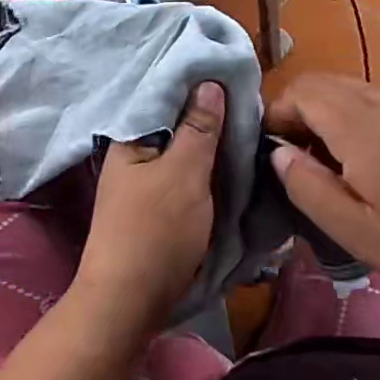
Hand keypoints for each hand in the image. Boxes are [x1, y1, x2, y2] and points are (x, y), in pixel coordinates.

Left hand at [74, 82, 225, 324]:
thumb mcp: (184, 172)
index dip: (198, 87)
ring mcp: (143, 185)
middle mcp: (133, 157)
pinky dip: (205, 171)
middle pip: (176, 126)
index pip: (165, 97)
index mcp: (130, 140)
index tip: (234, 78)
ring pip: (183, 154)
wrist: (130, 301)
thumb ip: (199, 128)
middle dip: (210, 118)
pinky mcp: (157, 209)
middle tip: (249, 106)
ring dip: (211, 146)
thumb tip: (209, 83)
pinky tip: (229, 166)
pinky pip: (185, 178)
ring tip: (247, 130)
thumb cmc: (155, 231)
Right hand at [266, 75, 379, 319]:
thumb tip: (278, 155)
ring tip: (336, 171)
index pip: (304, 90)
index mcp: (366, 128)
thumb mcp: (362, 235)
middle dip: (302, 114)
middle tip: (298, 165)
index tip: (271, 154)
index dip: (276, 114)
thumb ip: (311, 190)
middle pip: (331, 85)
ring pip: (361, 94)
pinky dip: (366, 123)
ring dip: (334, 118)